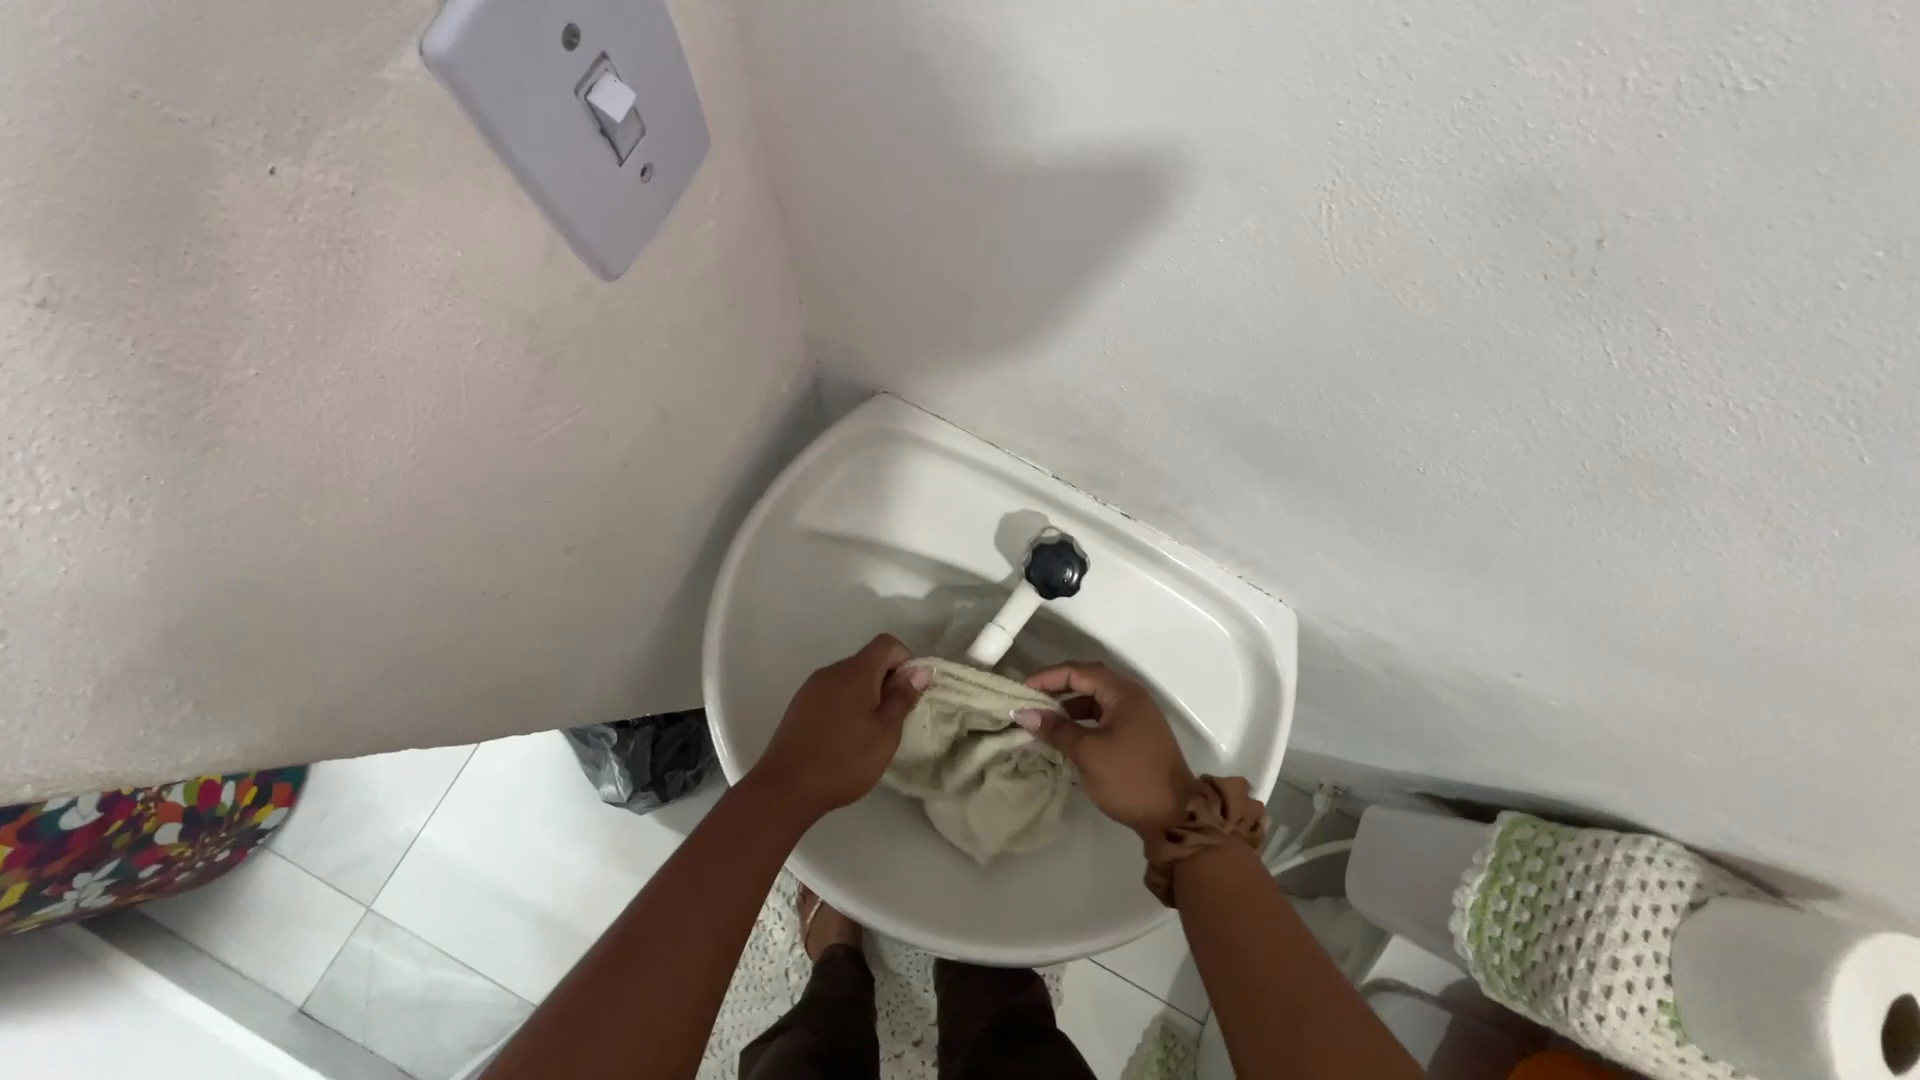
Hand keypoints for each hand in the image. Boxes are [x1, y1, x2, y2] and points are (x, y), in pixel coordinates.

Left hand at [746, 634, 930, 820]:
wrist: (785, 788)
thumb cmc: (844, 761)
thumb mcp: (885, 733)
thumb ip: (902, 697)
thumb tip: (919, 670)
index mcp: (855, 672)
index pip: (887, 644)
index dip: (905, 662)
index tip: (908, 694)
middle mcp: (831, 671)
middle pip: (868, 661)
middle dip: (887, 683)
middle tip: (892, 722)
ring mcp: (811, 687)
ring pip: (850, 679)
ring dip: (867, 696)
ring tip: (868, 734)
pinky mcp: (800, 705)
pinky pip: (833, 693)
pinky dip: (847, 706)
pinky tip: (844, 738)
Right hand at [1017, 662, 1197, 838]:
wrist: (1174, 815)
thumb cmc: (1130, 778)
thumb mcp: (1088, 753)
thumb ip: (1056, 729)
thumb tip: (1023, 713)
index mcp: (1123, 693)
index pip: (1078, 672)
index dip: (1047, 678)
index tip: (1021, 691)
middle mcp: (1131, 697)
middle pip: (1088, 680)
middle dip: (1057, 688)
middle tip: (1029, 700)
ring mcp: (1135, 717)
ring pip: (1095, 700)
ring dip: (1068, 706)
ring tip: (1042, 719)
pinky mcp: (1135, 735)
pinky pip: (1102, 717)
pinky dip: (1081, 721)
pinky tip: (1065, 736)